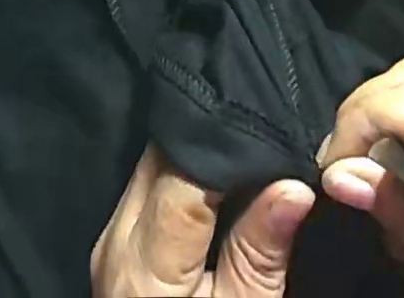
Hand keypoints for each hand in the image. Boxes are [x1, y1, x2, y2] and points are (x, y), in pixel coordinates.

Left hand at [91, 145, 314, 297]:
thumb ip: (263, 251)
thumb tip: (294, 185)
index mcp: (146, 266)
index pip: (181, 175)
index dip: (223, 149)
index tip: (265, 136)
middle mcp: (116, 239)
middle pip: (158, 159)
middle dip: (206, 144)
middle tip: (257, 140)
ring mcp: (109, 237)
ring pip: (149, 165)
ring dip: (191, 156)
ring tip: (241, 155)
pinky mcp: (114, 241)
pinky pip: (145, 186)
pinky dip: (177, 174)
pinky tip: (213, 180)